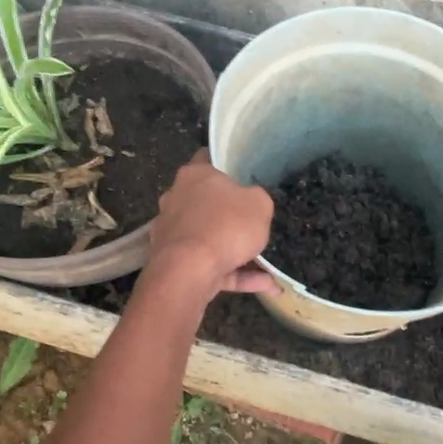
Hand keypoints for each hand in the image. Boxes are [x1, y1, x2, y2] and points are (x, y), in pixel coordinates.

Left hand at [148, 151, 277, 296]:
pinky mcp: (174, 262)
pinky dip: (236, 274)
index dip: (225, 165)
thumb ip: (258, 198)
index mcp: (194, 175)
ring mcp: (173, 232)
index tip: (243, 174)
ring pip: (210, 238)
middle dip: (229, 214)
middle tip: (254, 223)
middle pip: (207, 202)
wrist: (189, 271)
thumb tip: (252, 201)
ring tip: (269, 269)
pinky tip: (266, 285)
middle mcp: (177, 199)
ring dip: (238, 252)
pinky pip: (212, 266)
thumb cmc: (226, 226)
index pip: (207, 158)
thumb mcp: (260, 204)